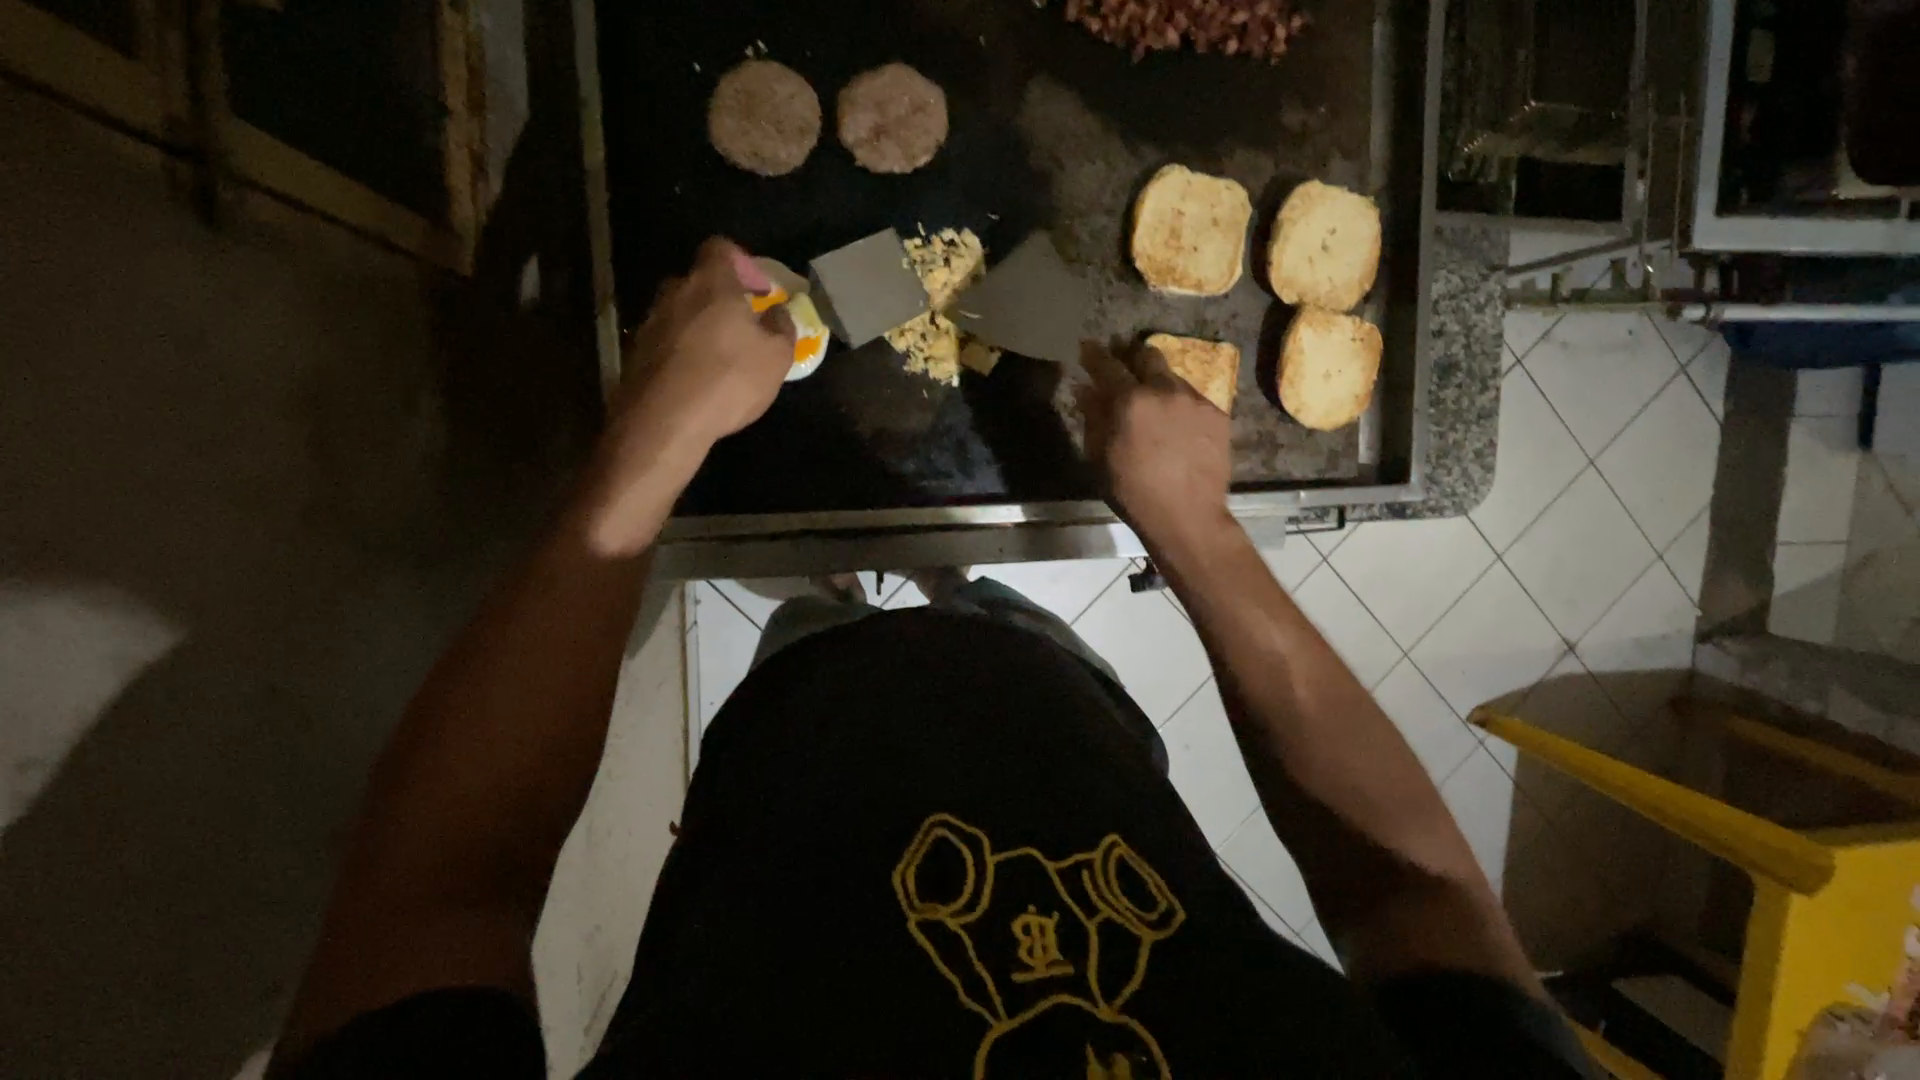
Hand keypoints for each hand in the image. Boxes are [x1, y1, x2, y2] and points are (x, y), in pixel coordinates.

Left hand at [617, 237, 796, 445]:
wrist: (664, 420)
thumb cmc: (728, 379)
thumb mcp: (776, 357)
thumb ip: (782, 328)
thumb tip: (778, 313)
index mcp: (711, 282)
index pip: (721, 248)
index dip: (742, 263)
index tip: (759, 290)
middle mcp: (675, 293)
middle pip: (697, 281)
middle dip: (720, 298)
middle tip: (742, 325)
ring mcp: (650, 322)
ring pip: (680, 313)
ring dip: (699, 327)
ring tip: (720, 357)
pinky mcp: (636, 353)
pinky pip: (666, 342)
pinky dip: (682, 352)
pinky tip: (697, 379)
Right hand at [1079, 339, 1233, 549]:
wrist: (1187, 516)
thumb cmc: (1132, 491)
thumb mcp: (1100, 457)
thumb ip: (1093, 417)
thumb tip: (1085, 390)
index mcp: (1130, 400)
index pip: (1108, 365)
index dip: (1095, 354)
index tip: (1088, 347)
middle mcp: (1165, 390)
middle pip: (1148, 356)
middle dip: (1133, 357)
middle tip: (1125, 368)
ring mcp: (1196, 400)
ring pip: (1173, 377)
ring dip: (1159, 384)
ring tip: (1154, 404)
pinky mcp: (1218, 415)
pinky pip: (1193, 400)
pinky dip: (1180, 406)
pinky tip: (1178, 428)